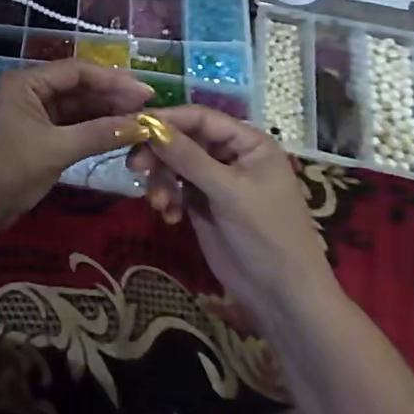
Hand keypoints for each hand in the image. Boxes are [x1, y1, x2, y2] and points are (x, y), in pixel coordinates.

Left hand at [0, 60, 152, 235]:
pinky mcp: (38, 135)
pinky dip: (94, 128)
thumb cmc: (10, 169)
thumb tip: (143, 125)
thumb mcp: (57, 149)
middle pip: (77, 87)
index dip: (113, 80)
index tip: (147, 92)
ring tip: (141, 120)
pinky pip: (71, 124)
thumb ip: (99, 134)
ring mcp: (32, 113)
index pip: (75, 71)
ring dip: (106, 113)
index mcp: (25, 83)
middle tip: (149, 108)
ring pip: (76, 107)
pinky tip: (120, 133)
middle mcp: (28, 91)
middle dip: (112, 96)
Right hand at [126, 106, 335, 319]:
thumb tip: (149, 125)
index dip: (166, 120)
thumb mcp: (228, 192)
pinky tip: (169, 216)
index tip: (132, 128)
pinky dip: (165, 198)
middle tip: (135, 169)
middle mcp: (230, 155)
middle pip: (182, 139)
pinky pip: (173, 187)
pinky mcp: (202, 203)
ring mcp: (215, 180)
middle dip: (158, 154)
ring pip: (173, 163)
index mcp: (248, 143)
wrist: (281, 295)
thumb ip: (187, 157)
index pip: (200, 118)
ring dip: (160, 181)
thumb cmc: (267, 235)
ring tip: (158, 204)